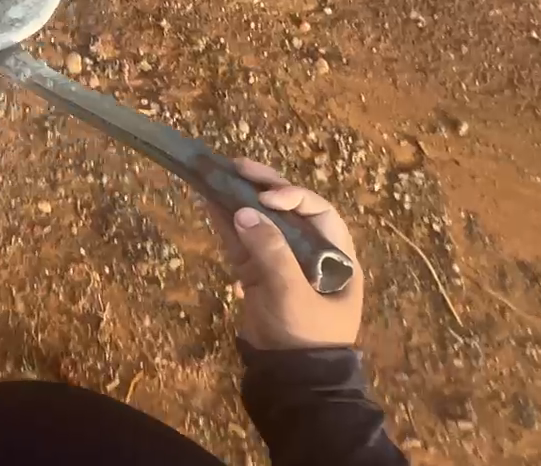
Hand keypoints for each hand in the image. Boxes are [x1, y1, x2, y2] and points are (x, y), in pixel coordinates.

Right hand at [204, 159, 363, 349]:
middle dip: (263, 185)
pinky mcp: (252, 268)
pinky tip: (204, 197)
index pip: (319, 212)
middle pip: (287, 208)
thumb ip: (272, 252)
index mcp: (336, 257)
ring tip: (215, 172)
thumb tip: (243, 211)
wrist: (290, 375)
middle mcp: (308, 251)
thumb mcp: (293, 294)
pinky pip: (236, 235)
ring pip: (258, 217)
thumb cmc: (306, 333)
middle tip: (237, 166)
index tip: (265, 198)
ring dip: (237, 195)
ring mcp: (278, 258)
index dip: (293, 197)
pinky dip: (221, 216)